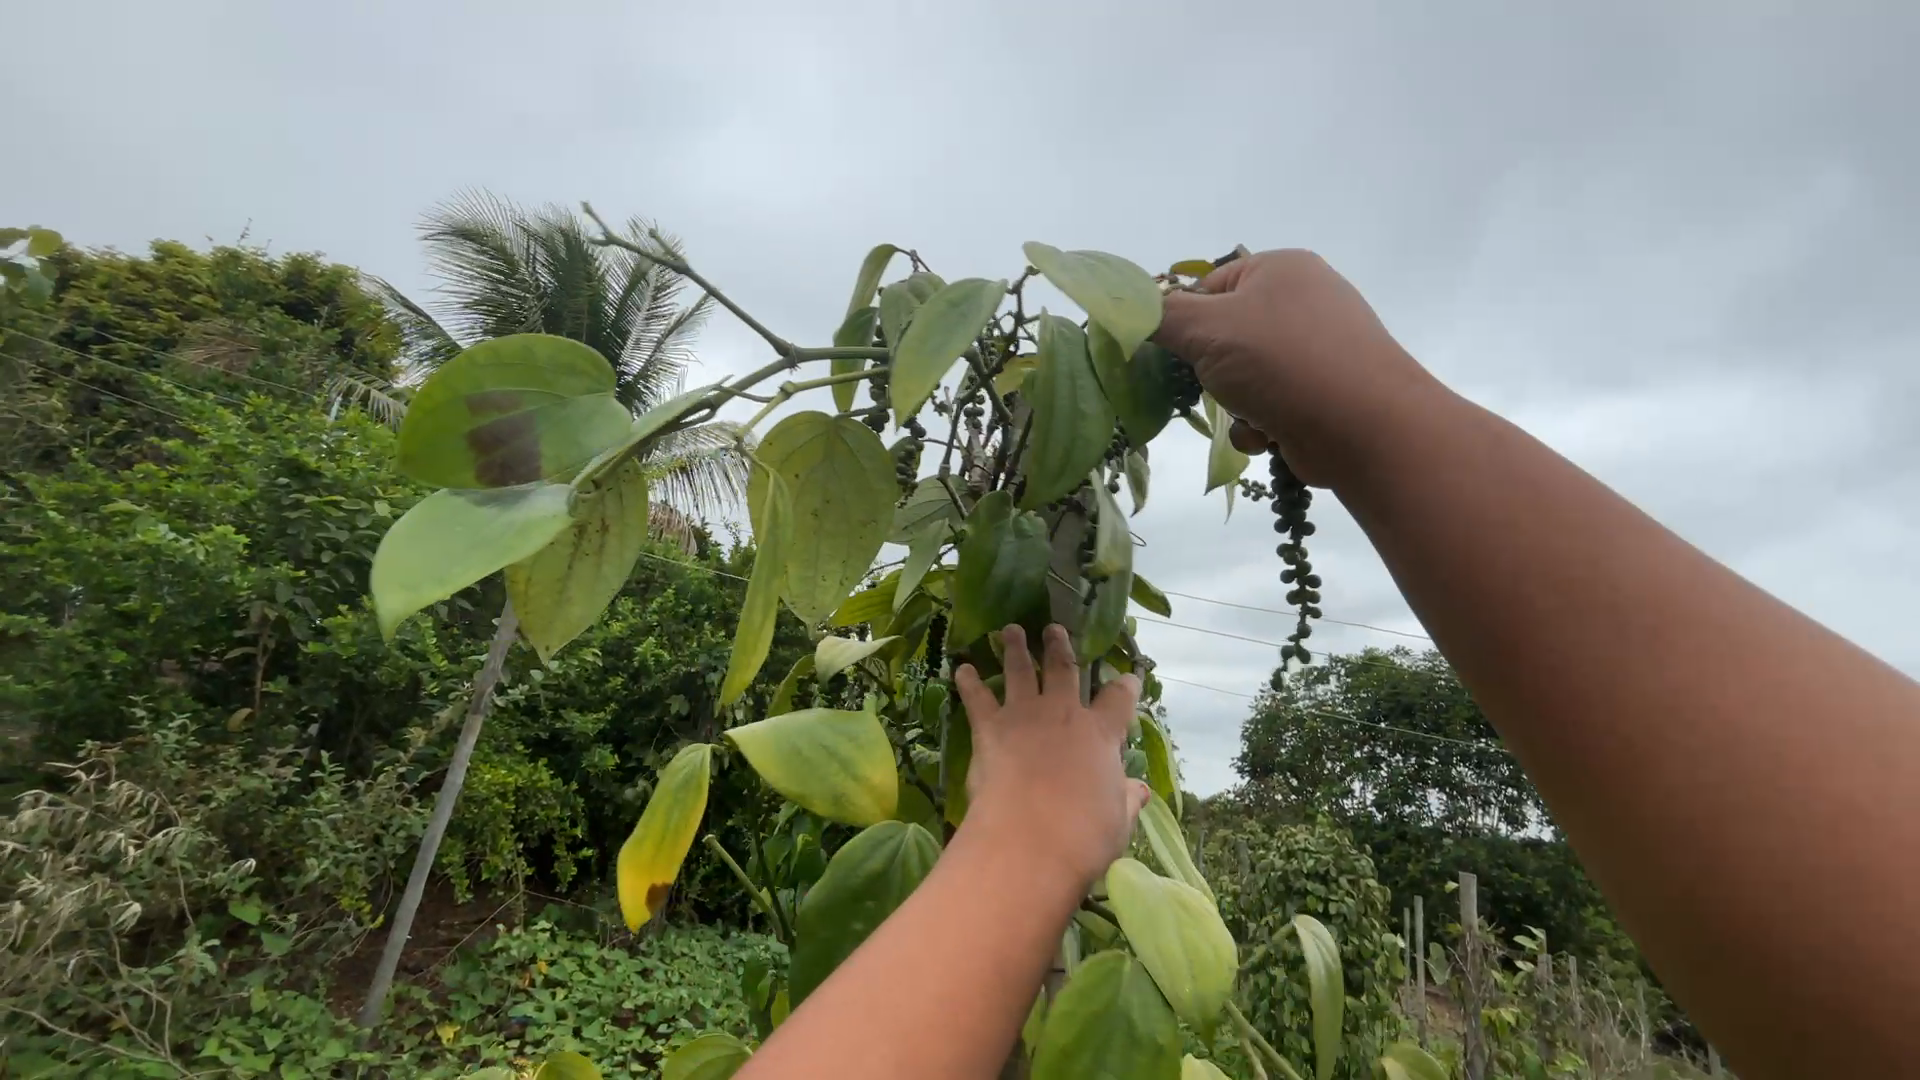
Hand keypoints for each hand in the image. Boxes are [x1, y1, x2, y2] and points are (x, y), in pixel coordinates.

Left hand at [952, 624, 1149, 892]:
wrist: (1030, 837)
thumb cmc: (1083, 834)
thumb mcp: (1117, 821)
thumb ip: (1126, 800)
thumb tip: (1140, 791)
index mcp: (1100, 734)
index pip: (1119, 701)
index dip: (1125, 686)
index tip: (1128, 676)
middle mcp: (1063, 714)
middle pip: (1063, 669)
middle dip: (1060, 646)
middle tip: (1053, 628)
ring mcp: (1024, 715)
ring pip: (1020, 671)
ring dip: (1016, 649)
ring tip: (1011, 630)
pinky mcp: (990, 727)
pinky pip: (977, 698)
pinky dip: (968, 682)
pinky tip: (962, 669)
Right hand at [1155, 249, 1447, 486]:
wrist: (1364, 427)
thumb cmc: (1282, 363)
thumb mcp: (1207, 330)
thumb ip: (1159, 316)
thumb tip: (1128, 310)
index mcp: (1279, 269)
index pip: (1205, 288)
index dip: (1182, 322)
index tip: (1172, 353)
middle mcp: (1301, 301)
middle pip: (1222, 337)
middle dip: (1212, 372)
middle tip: (1218, 383)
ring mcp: (1316, 348)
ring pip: (1240, 377)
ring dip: (1234, 404)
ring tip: (1254, 413)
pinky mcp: (1320, 392)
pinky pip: (1266, 405)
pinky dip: (1259, 424)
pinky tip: (1272, 433)